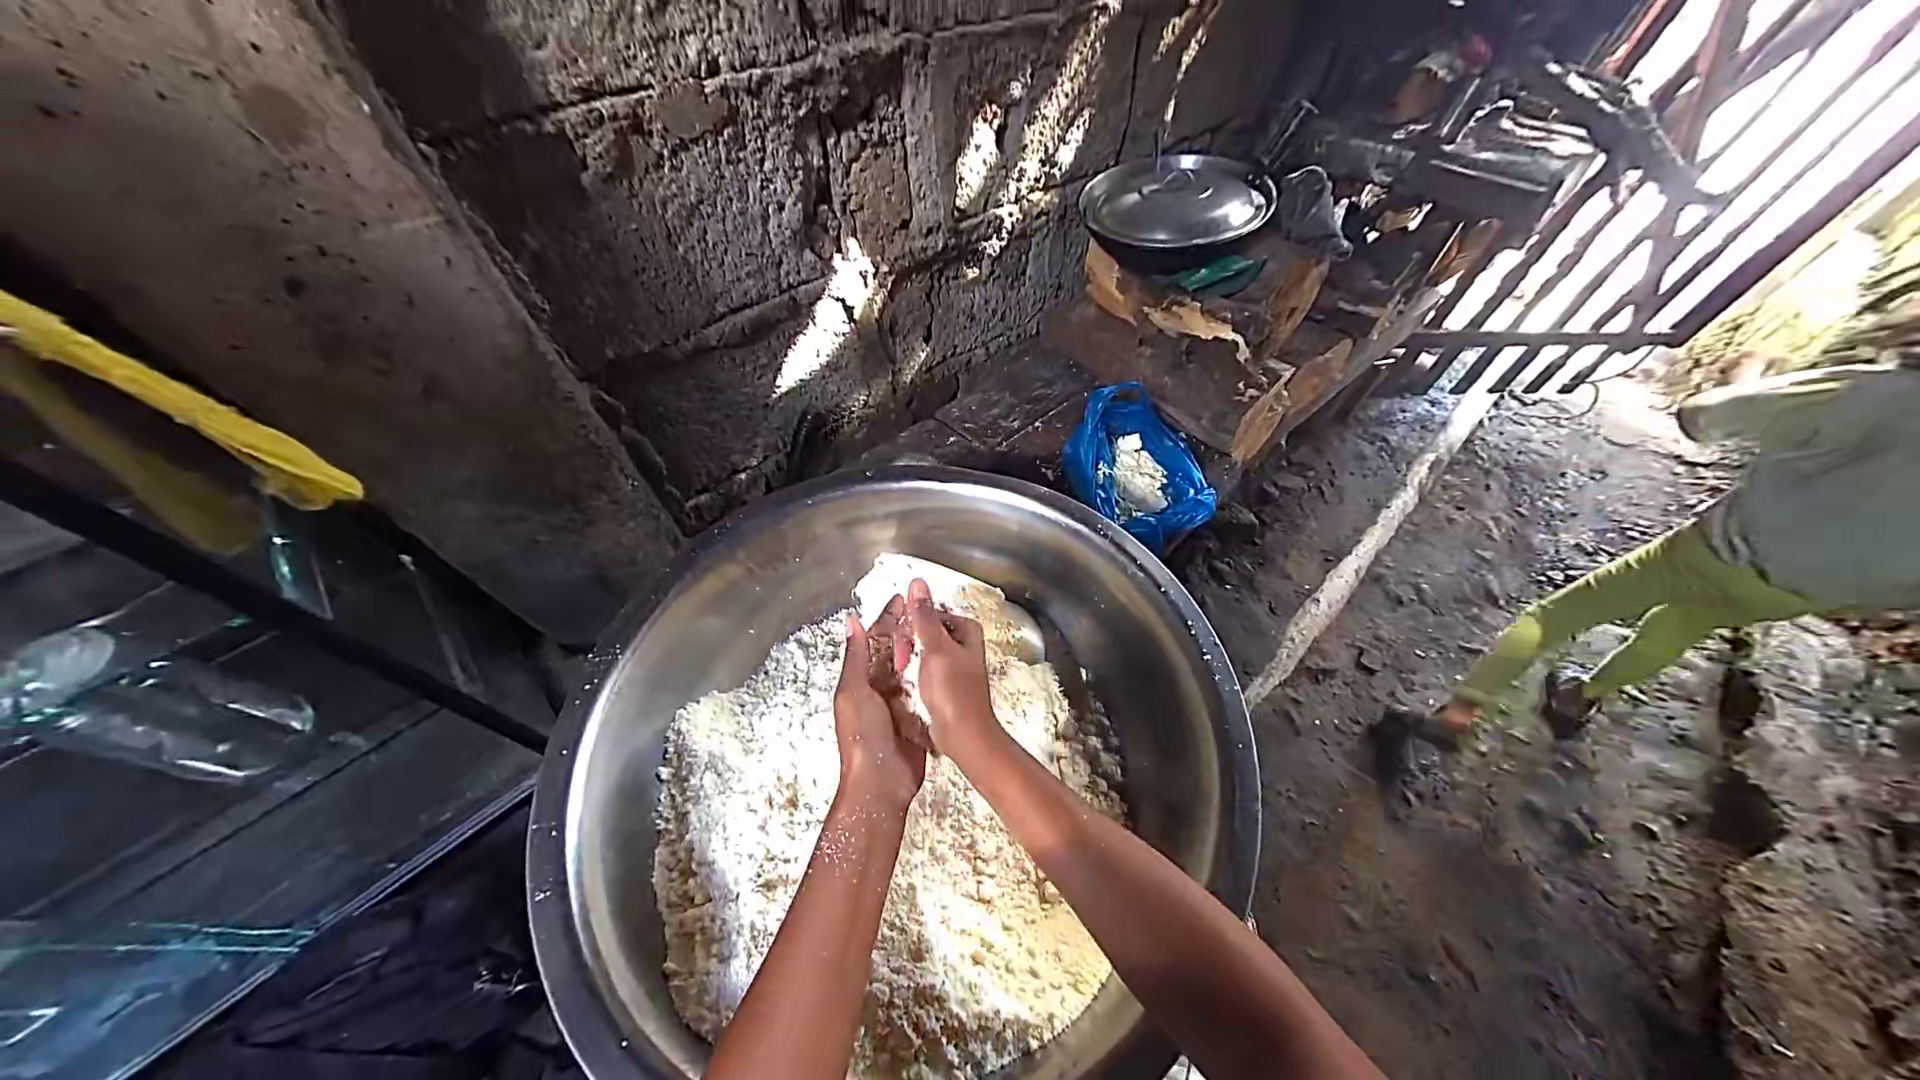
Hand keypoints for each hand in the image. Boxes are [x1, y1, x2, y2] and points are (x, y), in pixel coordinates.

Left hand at [835, 597, 924, 812]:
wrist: (881, 783)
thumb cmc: (862, 736)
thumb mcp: (854, 691)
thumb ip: (856, 657)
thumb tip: (852, 621)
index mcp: (861, 680)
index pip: (875, 641)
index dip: (887, 618)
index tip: (903, 598)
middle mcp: (879, 688)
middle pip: (896, 652)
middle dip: (909, 631)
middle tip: (928, 609)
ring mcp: (900, 704)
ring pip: (913, 670)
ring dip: (923, 651)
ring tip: (941, 629)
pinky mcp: (918, 719)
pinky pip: (926, 692)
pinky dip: (934, 678)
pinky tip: (947, 663)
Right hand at [904, 578, 1001, 759]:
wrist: (963, 735)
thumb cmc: (953, 692)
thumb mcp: (936, 648)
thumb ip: (925, 616)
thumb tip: (917, 583)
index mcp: (966, 630)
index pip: (929, 612)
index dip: (911, 623)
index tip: (901, 638)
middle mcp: (962, 643)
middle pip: (924, 630)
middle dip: (909, 643)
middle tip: (902, 660)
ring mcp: (953, 664)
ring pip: (920, 651)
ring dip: (908, 660)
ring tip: (903, 674)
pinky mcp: (944, 682)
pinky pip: (921, 669)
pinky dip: (912, 674)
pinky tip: (906, 684)